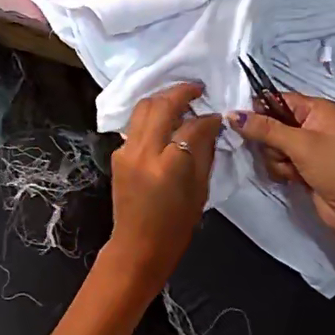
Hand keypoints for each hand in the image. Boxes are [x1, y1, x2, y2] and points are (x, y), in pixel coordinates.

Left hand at [103, 83, 219, 293]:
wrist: (138, 245)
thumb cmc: (176, 225)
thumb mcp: (199, 190)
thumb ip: (204, 153)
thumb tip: (210, 125)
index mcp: (169, 165)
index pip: (191, 126)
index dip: (207, 119)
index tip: (216, 116)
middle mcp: (143, 152)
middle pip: (160, 106)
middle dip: (180, 93)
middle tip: (197, 89)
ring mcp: (126, 151)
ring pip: (142, 109)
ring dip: (162, 99)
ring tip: (180, 99)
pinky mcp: (117, 155)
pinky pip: (134, 126)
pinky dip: (150, 117)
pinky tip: (163, 121)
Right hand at [229, 94, 334, 252]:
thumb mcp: (302, 145)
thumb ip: (265, 129)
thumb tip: (231, 114)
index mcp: (318, 110)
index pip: (278, 100)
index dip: (259, 110)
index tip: (240, 122)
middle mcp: (313, 125)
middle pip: (271, 124)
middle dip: (270, 141)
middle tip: (281, 152)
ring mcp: (308, 149)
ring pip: (272, 146)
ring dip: (276, 159)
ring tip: (292, 170)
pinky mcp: (304, 169)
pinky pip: (279, 162)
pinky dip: (281, 170)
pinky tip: (293, 179)